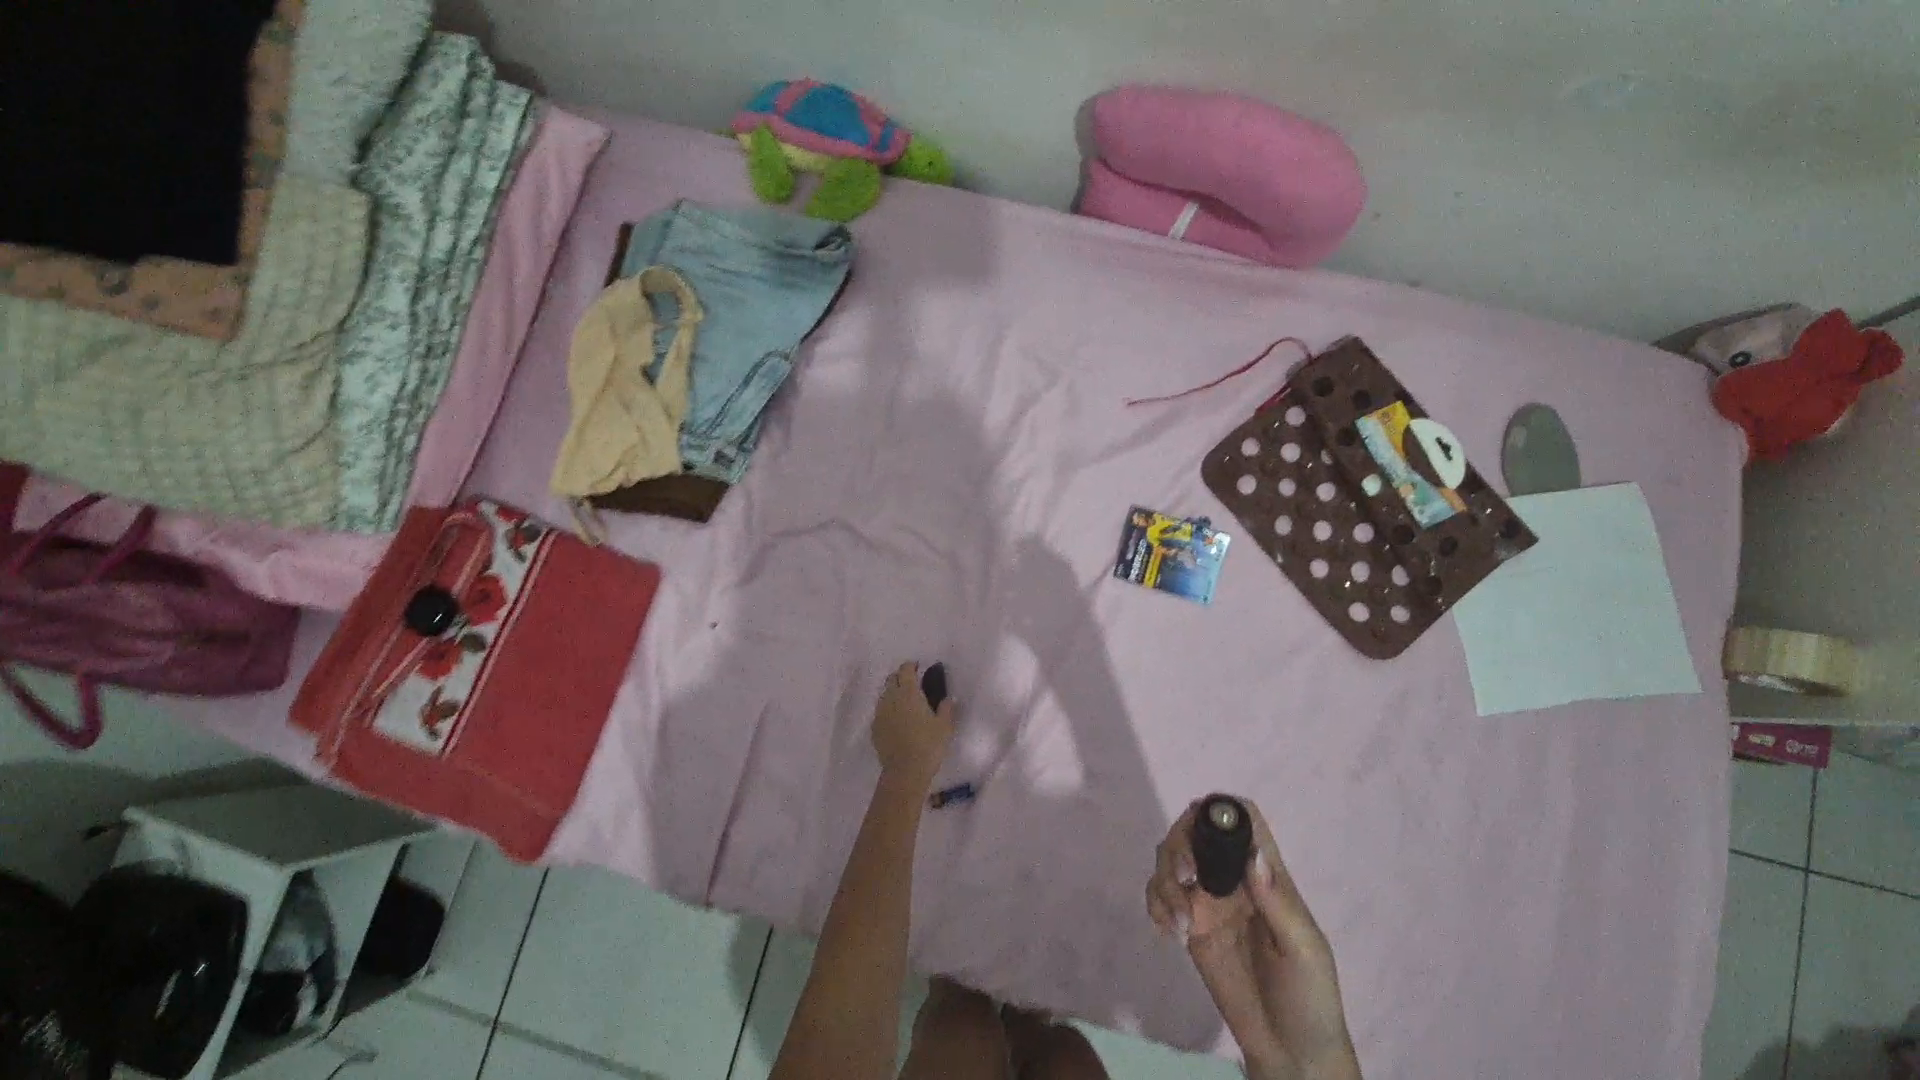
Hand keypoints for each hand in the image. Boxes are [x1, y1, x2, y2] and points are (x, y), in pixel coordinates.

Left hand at [871, 663, 954, 787]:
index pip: (906, 670)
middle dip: (901, 677)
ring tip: (906, 704)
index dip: (911, 666)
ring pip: (884, 695)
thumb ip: (946, 708)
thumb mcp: (945, 726)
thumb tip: (948, 698)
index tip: (919, 668)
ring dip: (893, 693)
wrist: (905, 771)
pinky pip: (880, 712)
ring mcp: (880, 713)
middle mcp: (891, 698)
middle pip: (891, 679)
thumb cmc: (928, 745)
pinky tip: (897, 721)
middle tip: (913, 685)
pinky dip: (888, 710)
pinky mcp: (874, 728)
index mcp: (909, 693)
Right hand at [1146, 800, 1360, 1079]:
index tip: (1201, 825)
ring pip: (1170, 862)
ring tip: (1180, 925)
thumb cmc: (1309, 997)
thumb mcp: (1303, 950)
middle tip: (1182, 879)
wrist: (1290, 1051)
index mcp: (1268, 876)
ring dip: (1164, 882)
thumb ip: (1276, 903)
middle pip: (1195, 833)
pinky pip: (1160, 898)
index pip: (1244, 821)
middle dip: (1178, 846)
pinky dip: (1155, 906)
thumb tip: (1253, 855)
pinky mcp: (1190, 927)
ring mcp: (1209, 903)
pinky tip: (1170, 934)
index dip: (1221, 811)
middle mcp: (1234, 880)